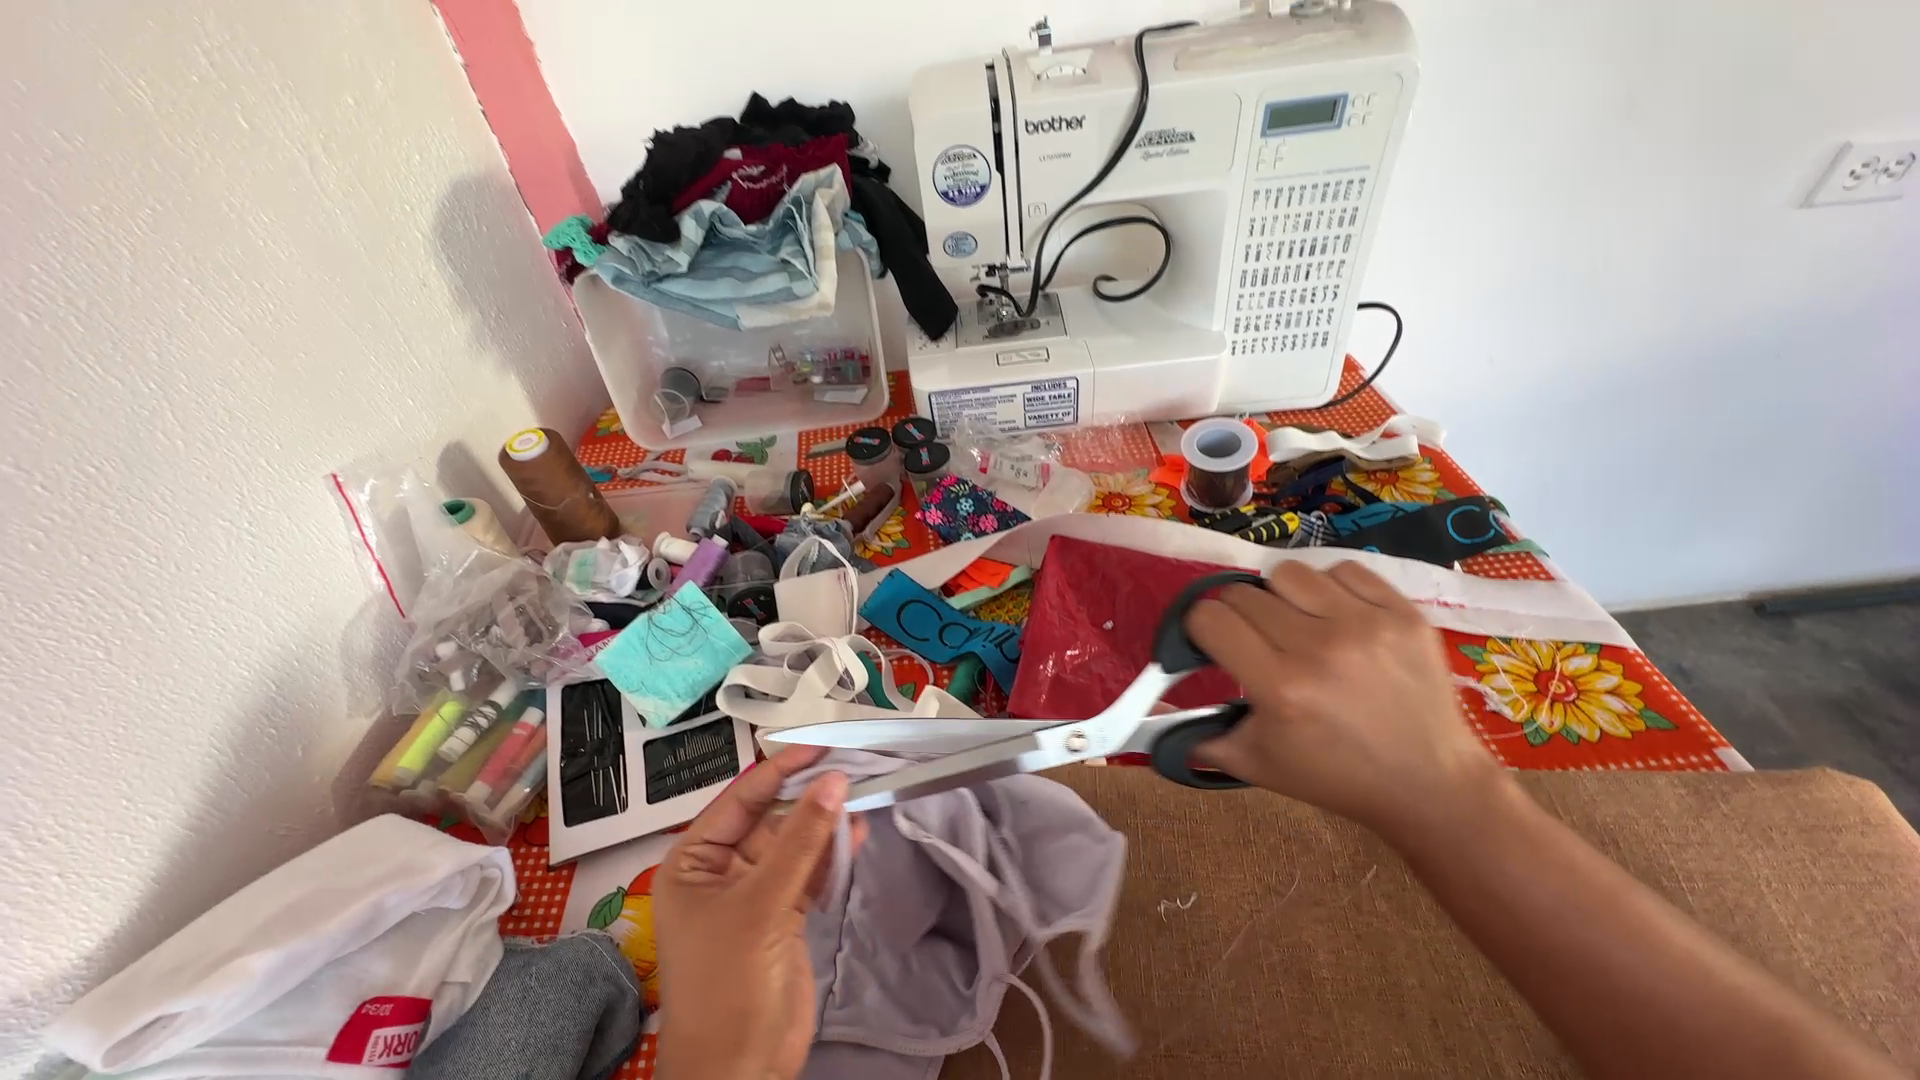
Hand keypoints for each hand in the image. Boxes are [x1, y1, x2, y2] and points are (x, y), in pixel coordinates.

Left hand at [652, 745, 867, 1079]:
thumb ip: (801, 841)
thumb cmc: (729, 984)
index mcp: (693, 862)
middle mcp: (720, 870)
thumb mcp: (761, 906)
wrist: (740, 1070)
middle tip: (851, 774)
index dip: (779, 770)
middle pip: (770, 818)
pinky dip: (831, 857)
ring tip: (860, 807)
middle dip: (808, 800)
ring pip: (794, 844)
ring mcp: (753, 893)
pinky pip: (808, 871)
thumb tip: (834, 781)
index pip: (740, 799)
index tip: (820, 746)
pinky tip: (855, 839)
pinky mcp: (782, 914)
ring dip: (825, 828)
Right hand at [1184, 561, 1505, 840]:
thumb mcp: (1256, 765)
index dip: (1201, 628)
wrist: (1429, 783)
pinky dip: (1331, 588)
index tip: (1213, 643)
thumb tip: (1152, 716)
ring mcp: (1366, 625)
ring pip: (1288, 573)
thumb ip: (1199, 737)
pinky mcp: (1403, 614)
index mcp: (1279, 688)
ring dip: (1281, 596)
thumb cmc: (1334, 776)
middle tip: (1255, 642)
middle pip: (1243, 594)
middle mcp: (1319, 648)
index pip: (1210, 618)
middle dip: (1237, 615)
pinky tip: (1337, 617)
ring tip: (1297, 625)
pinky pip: (1344, 570)